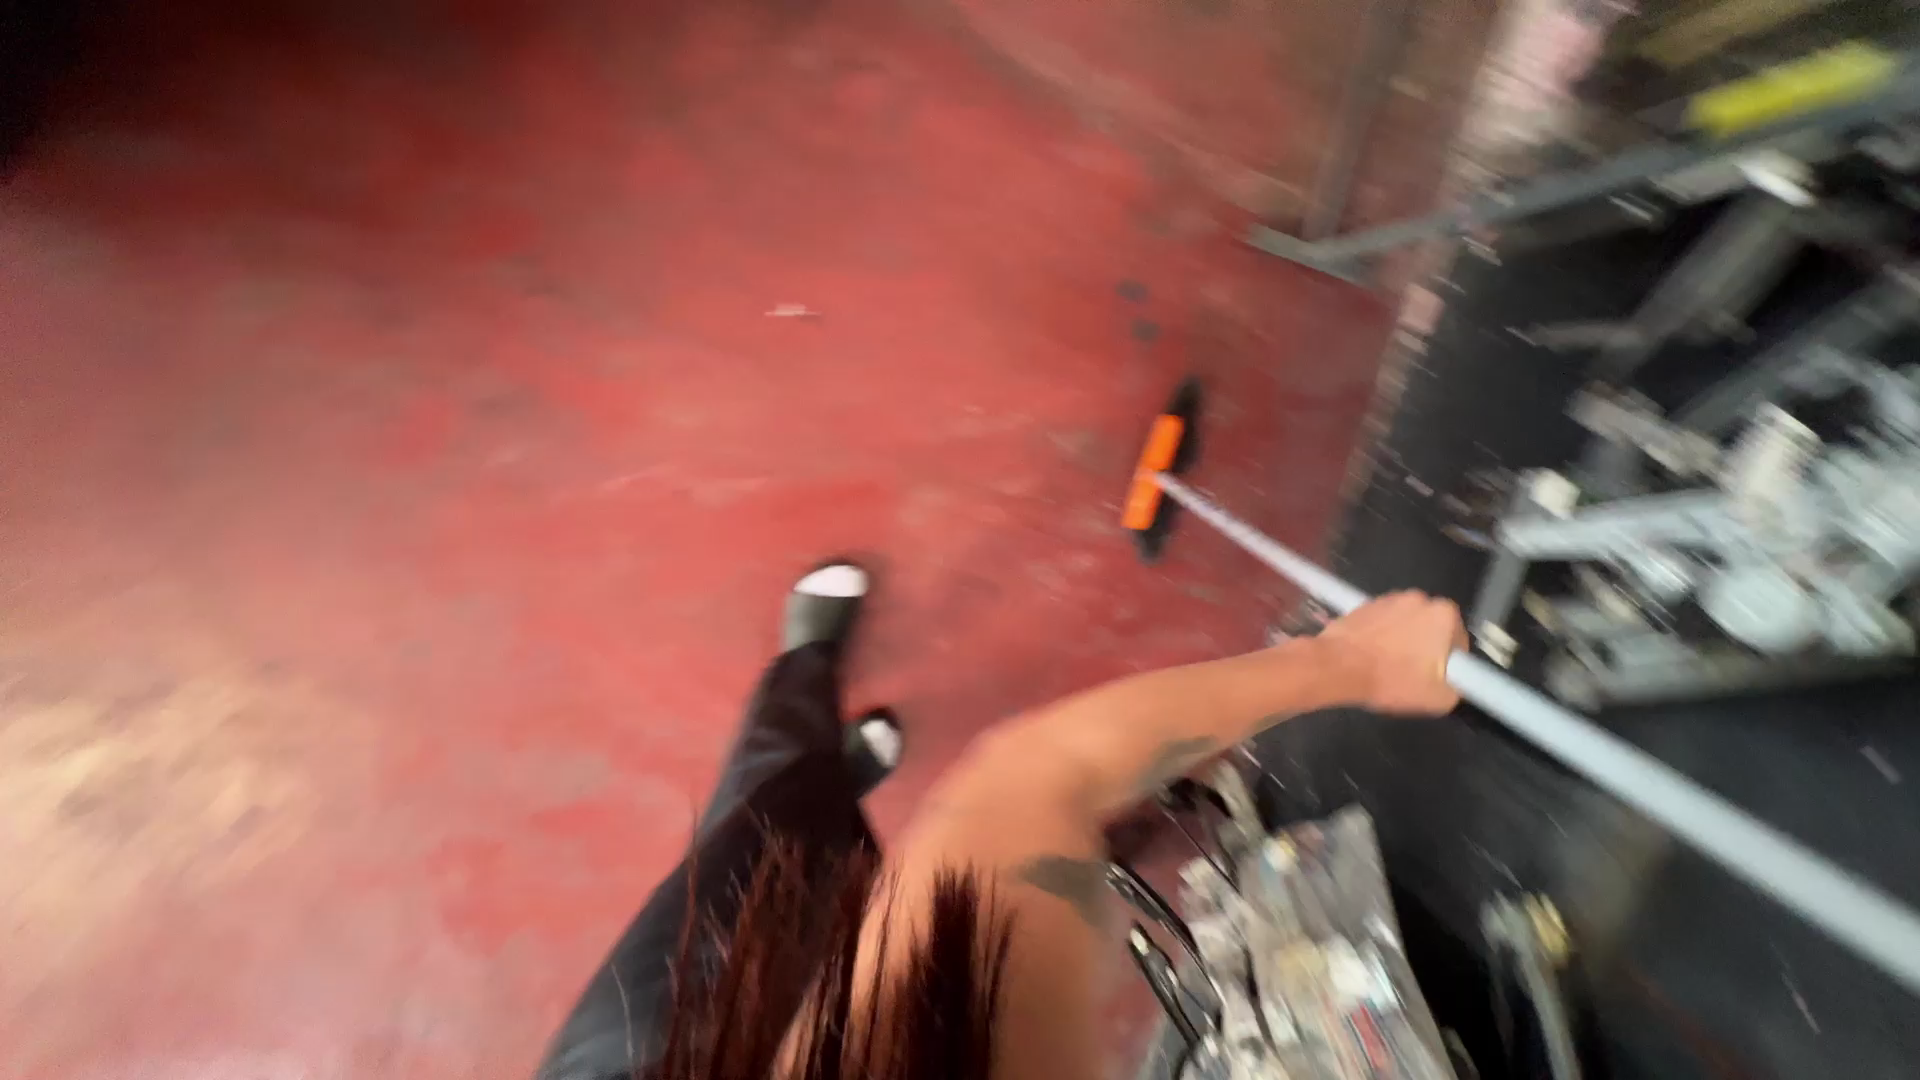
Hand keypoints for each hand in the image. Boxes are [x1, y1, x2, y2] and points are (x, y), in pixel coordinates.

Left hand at [1318, 591, 1466, 715]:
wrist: (1336, 667)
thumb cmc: (1392, 679)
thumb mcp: (1440, 698)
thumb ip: (1458, 686)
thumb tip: (1452, 680)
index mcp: (1443, 613)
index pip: (1457, 640)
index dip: (1450, 662)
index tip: (1436, 676)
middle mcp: (1417, 598)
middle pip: (1430, 628)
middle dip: (1425, 647)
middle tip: (1413, 672)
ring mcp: (1386, 598)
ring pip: (1404, 624)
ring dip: (1401, 640)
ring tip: (1388, 665)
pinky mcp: (1361, 605)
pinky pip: (1379, 622)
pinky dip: (1378, 635)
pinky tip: (1370, 655)